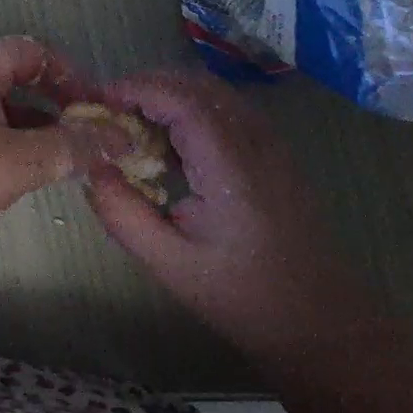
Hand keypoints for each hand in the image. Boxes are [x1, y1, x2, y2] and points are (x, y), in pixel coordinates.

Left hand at [0, 36, 126, 240]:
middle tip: (83, 138)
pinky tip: (13, 171)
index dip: (69, 73)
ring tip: (57, 161)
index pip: (30, 50)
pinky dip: (0, 139)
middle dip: (53, 105)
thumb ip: (71, 147)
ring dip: (29, 126)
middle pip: (12, 77)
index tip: (94, 106)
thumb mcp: (19, 162)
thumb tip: (117, 138)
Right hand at [81, 69, 373, 360]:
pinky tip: (167, 142)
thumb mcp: (168, 262)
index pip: (183, 101)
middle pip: (201, 86)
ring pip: (217, 96)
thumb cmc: (243, 296)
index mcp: (232, 170)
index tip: (95, 102)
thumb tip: (89, 168)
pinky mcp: (276, 161)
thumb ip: (122, 212)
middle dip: (147, 85)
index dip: (135, 89)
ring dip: (169, 95)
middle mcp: (259, 148)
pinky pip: (230, 114)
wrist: (324, 327)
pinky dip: (191, 110)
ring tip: (128, 121)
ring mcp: (274, 152)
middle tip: (105, 109)